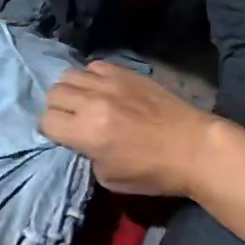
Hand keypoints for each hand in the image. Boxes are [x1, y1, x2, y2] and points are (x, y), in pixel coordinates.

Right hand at [41, 61, 223, 197]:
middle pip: (53, 95)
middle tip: (73, 119)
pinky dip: (91, 77)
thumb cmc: (156, 172)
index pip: (46, 121)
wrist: (197, 149)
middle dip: (58, 109)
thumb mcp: (110, 179)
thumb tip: (78, 141)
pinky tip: (102, 89)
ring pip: (68, 76)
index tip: (64, 136)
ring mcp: (108, 84)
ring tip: (84, 101)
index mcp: (88, 132)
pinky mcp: (124, 72)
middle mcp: (92, 103)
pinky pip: (93, 66)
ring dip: (71, 90)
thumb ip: (86, 156)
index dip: (52, 130)